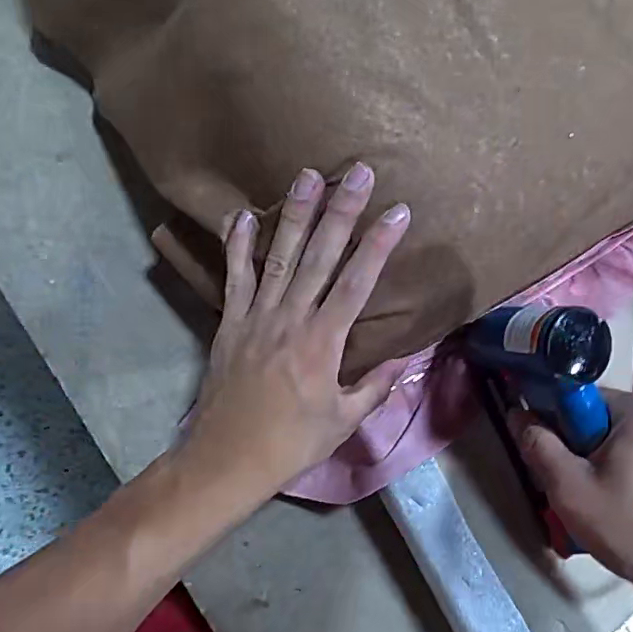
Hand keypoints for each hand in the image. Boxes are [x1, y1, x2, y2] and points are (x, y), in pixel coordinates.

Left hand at [178, 163, 410, 500]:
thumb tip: (404, 359)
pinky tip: (242, 215)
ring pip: (280, 256)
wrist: (228, 458)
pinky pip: (234, 277)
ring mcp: (256, 316)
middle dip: (342, 211)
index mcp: (324, 343)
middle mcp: (291, 319)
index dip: (380, 245)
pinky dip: (237, 245)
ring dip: (294, 214)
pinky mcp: (230, 323)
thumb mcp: (344, 420)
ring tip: (307, 176)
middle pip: (321, 256)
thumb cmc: (292, 442)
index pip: (358, 283)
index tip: (398, 212)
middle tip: (357, 173)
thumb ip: (375, 386)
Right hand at [513, 389, 632, 608]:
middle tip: (579, 490)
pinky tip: (627, 508)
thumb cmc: (631, 529)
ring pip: (621, 440)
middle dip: (582, 450)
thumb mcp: (570, 488)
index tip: (557, 462)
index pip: (579, 398)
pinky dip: (628, 475)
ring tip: (604, 505)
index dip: (559, 428)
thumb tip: (518, 414)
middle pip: (601, 419)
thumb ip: (538, 445)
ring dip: (603, 466)